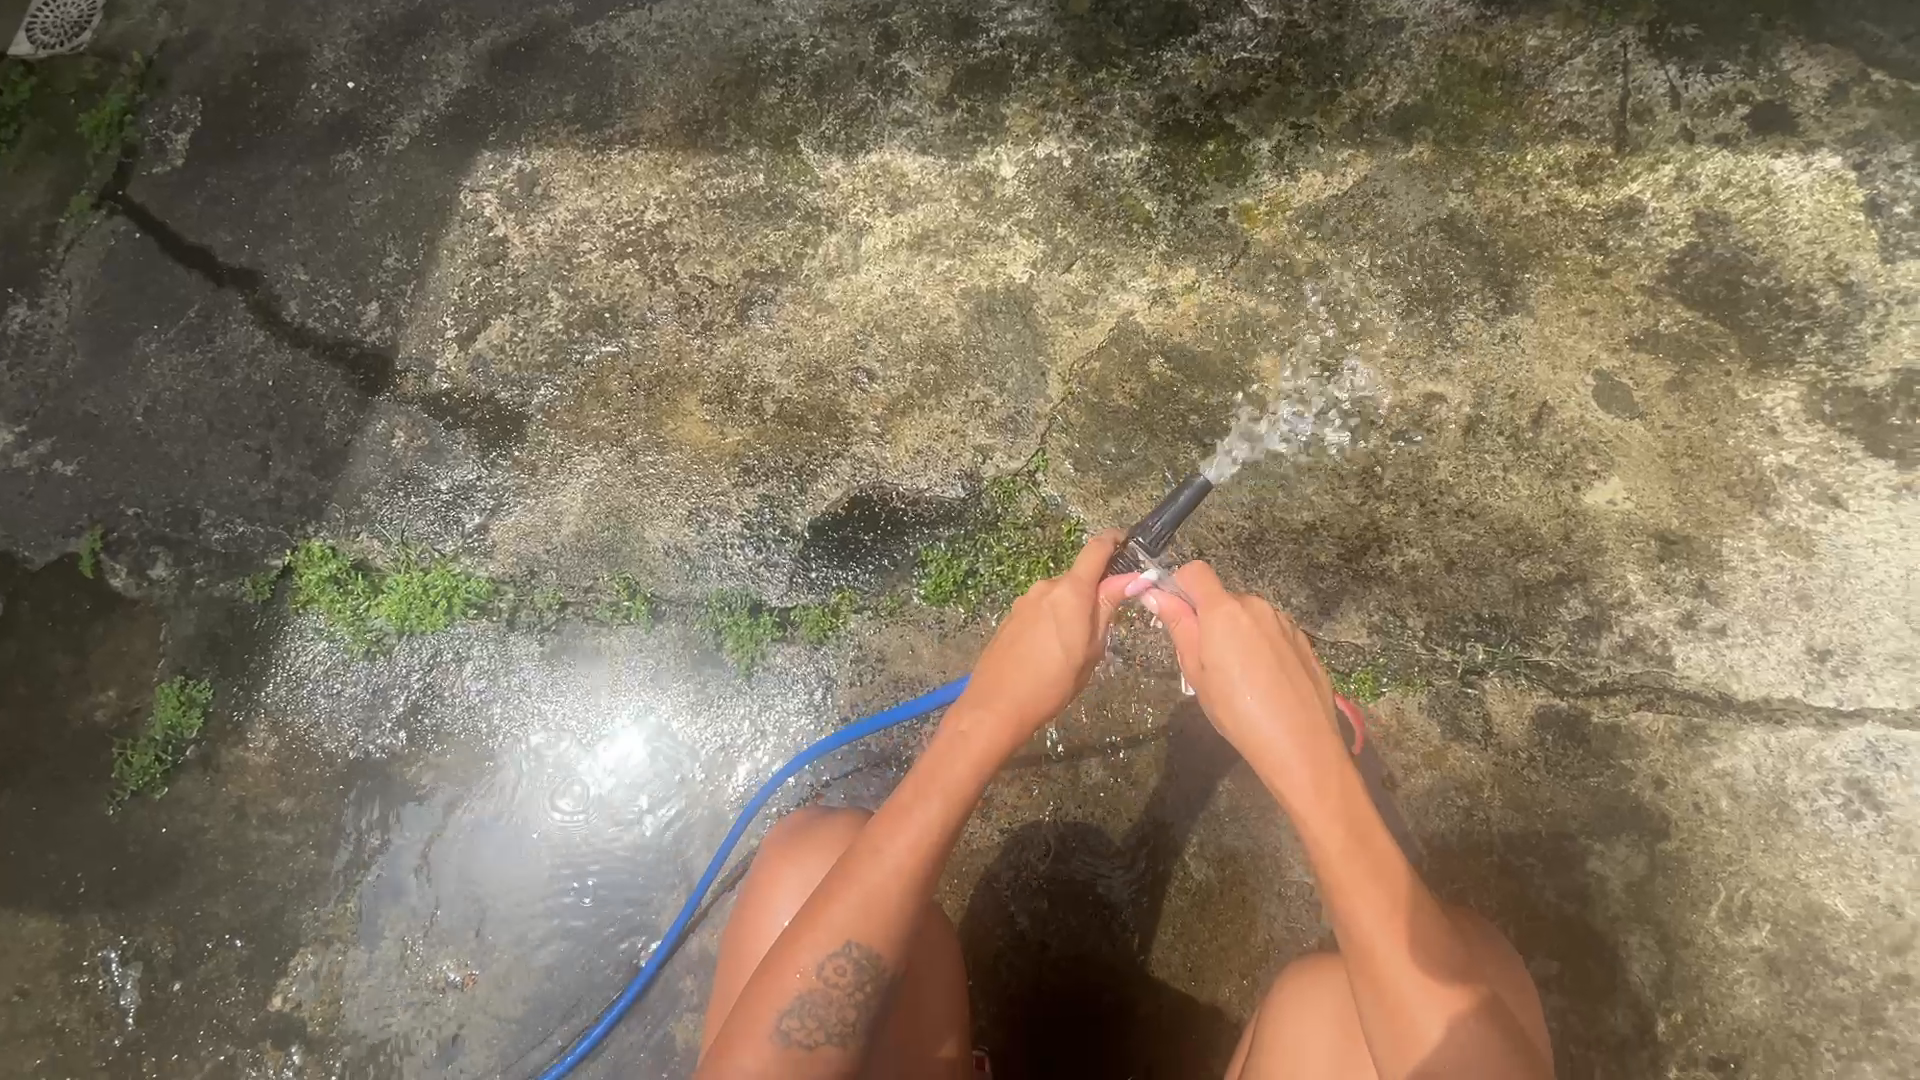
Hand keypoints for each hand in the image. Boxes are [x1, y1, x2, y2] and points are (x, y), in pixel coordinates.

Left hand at [947, 530, 1128, 757]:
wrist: (996, 705)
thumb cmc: (1053, 682)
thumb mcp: (1092, 648)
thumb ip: (1108, 608)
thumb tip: (1133, 577)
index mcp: (1070, 590)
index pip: (1096, 548)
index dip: (1116, 541)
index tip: (1130, 545)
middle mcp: (1045, 587)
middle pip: (1078, 578)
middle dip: (1094, 595)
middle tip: (1104, 631)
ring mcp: (1024, 601)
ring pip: (1059, 597)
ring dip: (1072, 612)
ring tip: (1075, 651)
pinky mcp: (1011, 617)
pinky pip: (1042, 610)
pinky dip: (1053, 622)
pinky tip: (1051, 653)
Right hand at [1107, 561, 1346, 785]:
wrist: (1300, 743)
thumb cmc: (1236, 711)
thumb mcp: (1195, 672)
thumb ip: (1178, 626)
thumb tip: (1154, 594)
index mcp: (1223, 611)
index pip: (1194, 571)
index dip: (1178, 586)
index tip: (1175, 615)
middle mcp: (1255, 605)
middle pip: (1221, 596)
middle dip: (1208, 618)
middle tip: (1206, 661)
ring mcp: (1282, 621)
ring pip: (1246, 615)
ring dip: (1235, 632)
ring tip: (1238, 676)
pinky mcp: (1302, 639)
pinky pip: (1270, 630)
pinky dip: (1259, 644)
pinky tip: (1264, 680)